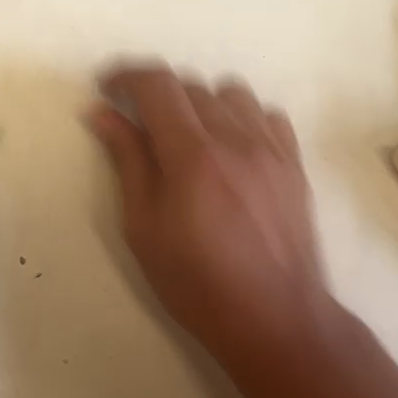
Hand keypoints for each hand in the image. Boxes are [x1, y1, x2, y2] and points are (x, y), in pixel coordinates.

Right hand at [88, 63, 335, 364]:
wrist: (278, 322)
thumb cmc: (197, 283)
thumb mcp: (143, 228)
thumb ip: (127, 162)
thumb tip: (102, 114)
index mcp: (192, 155)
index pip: (156, 84)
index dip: (126, 76)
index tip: (106, 87)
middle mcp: (234, 139)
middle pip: (190, 85)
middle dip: (157, 95)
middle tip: (140, 125)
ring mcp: (270, 149)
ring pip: (230, 93)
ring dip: (201, 103)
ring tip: (188, 135)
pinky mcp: (294, 164)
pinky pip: (267, 115)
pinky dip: (241, 118)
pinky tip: (230, 147)